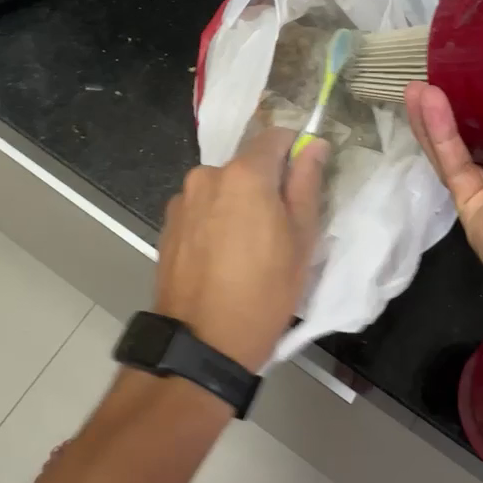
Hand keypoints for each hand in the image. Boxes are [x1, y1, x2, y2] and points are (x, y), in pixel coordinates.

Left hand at [153, 125, 328, 372]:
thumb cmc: (263, 292)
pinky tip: (222, 256)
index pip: (276, 136)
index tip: (303, 180)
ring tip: (247, 247)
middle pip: (247, 164)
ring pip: (223, 187)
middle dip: (265, 184)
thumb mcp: (301, 239)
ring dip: (237, 202)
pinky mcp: (167, 225)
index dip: (295, 151)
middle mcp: (208, 175)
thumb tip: (315, 145)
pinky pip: (202, 208)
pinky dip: (215, 220)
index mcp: (244, 174)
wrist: (201, 346)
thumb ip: (307, 183)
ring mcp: (182, 200)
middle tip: (279, 225)